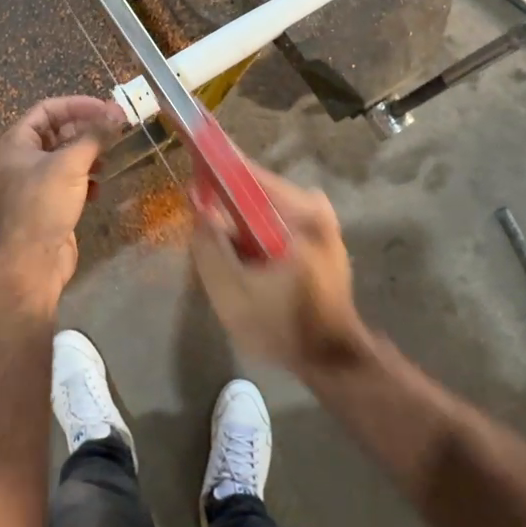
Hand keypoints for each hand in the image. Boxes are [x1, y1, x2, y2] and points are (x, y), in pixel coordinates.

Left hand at [0, 95, 126, 302]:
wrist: (28, 263)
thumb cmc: (42, 205)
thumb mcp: (69, 165)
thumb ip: (94, 136)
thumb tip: (117, 112)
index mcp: (17, 143)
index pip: (47, 109)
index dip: (77, 105)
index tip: (106, 108)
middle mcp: (22, 159)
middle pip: (57, 133)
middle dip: (86, 130)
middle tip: (117, 130)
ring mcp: (34, 184)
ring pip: (66, 158)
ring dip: (89, 155)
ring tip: (109, 158)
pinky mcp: (48, 206)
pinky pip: (69, 182)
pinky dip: (85, 180)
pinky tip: (98, 188)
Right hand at [189, 165, 369, 374]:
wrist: (330, 359)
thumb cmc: (282, 326)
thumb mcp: (232, 293)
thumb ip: (209, 248)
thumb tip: (199, 210)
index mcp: (299, 216)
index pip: (251, 175)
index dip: (219, 170)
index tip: (195, 167)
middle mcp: (316, 210)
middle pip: (260, 190)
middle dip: (230, 200)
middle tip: (204, 215)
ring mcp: (325, 224)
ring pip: (270, 207)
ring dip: (245, 218)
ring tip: (222, 239)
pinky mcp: (325, 240)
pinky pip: (283, 221)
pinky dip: (262, 230)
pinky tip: (247, 255)